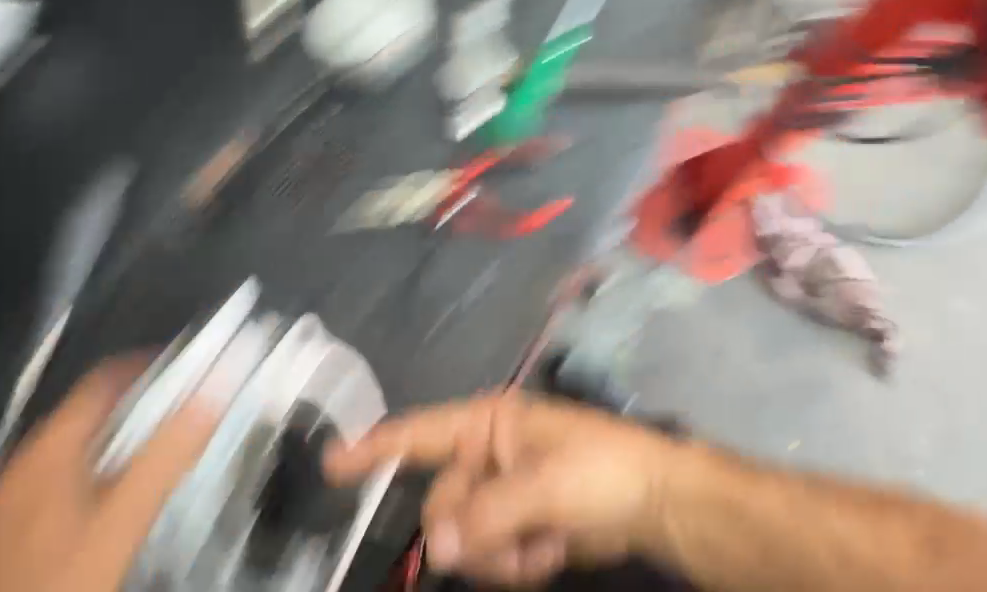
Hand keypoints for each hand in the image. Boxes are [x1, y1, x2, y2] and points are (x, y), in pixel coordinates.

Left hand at [0, 358, 223, 591]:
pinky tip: (93, 513)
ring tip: (137, 469)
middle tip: (166, 423)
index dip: (145, 368)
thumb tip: (210, 399)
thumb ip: (172, 451)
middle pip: (84, 416)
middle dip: (129, 415)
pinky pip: (41, 488)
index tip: (175, 370)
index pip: (102, 380)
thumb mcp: (130, 512)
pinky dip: (74, 485)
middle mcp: (13, 468)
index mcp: (47, 449)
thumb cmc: (63, 579)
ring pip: (62, 453)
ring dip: (102, 451)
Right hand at [323, 393, 681, 587]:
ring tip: (546, 541)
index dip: (375, 447)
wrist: (655, 502)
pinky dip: (519, 562)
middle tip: (519, 536)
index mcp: (490, 424)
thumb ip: (486, 515)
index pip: (421, 433)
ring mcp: (502, 491)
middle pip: (442, 506)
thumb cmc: (601, 471)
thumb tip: (436, 548)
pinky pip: (491, 555)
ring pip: (465, 539)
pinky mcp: (518, 523)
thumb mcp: (546, 486)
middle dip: (476, 532)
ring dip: (502, 554)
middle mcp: (488, 454)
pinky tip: (553, 549)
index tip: (332, 462)